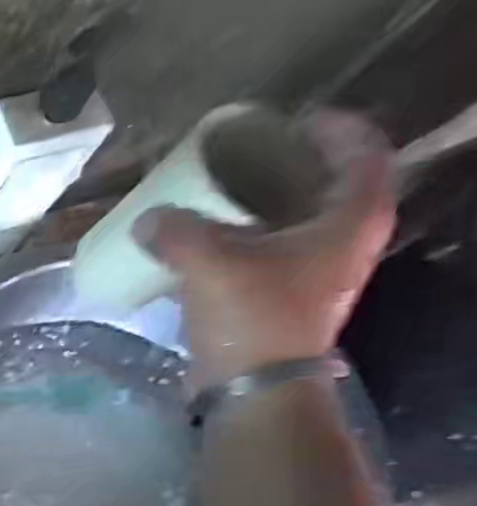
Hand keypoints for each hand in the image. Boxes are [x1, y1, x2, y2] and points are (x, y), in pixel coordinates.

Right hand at [135, 110, 396, 388]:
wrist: (253, 384)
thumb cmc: (252, 317)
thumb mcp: (211, 267)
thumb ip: (177, 236)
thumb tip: (148, 218)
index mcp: (351, 217)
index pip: (359, 151)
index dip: (331, 129)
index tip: (291, 120)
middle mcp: (344, 238)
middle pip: (325, 185)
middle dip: (286, 169)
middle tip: (244, 159)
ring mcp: (315, 270)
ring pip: (292, 222)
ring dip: (257, 209)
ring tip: (216, 201)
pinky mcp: (282, 297)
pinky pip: (264, 253)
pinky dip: (238, 242)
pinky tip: (203, 246)